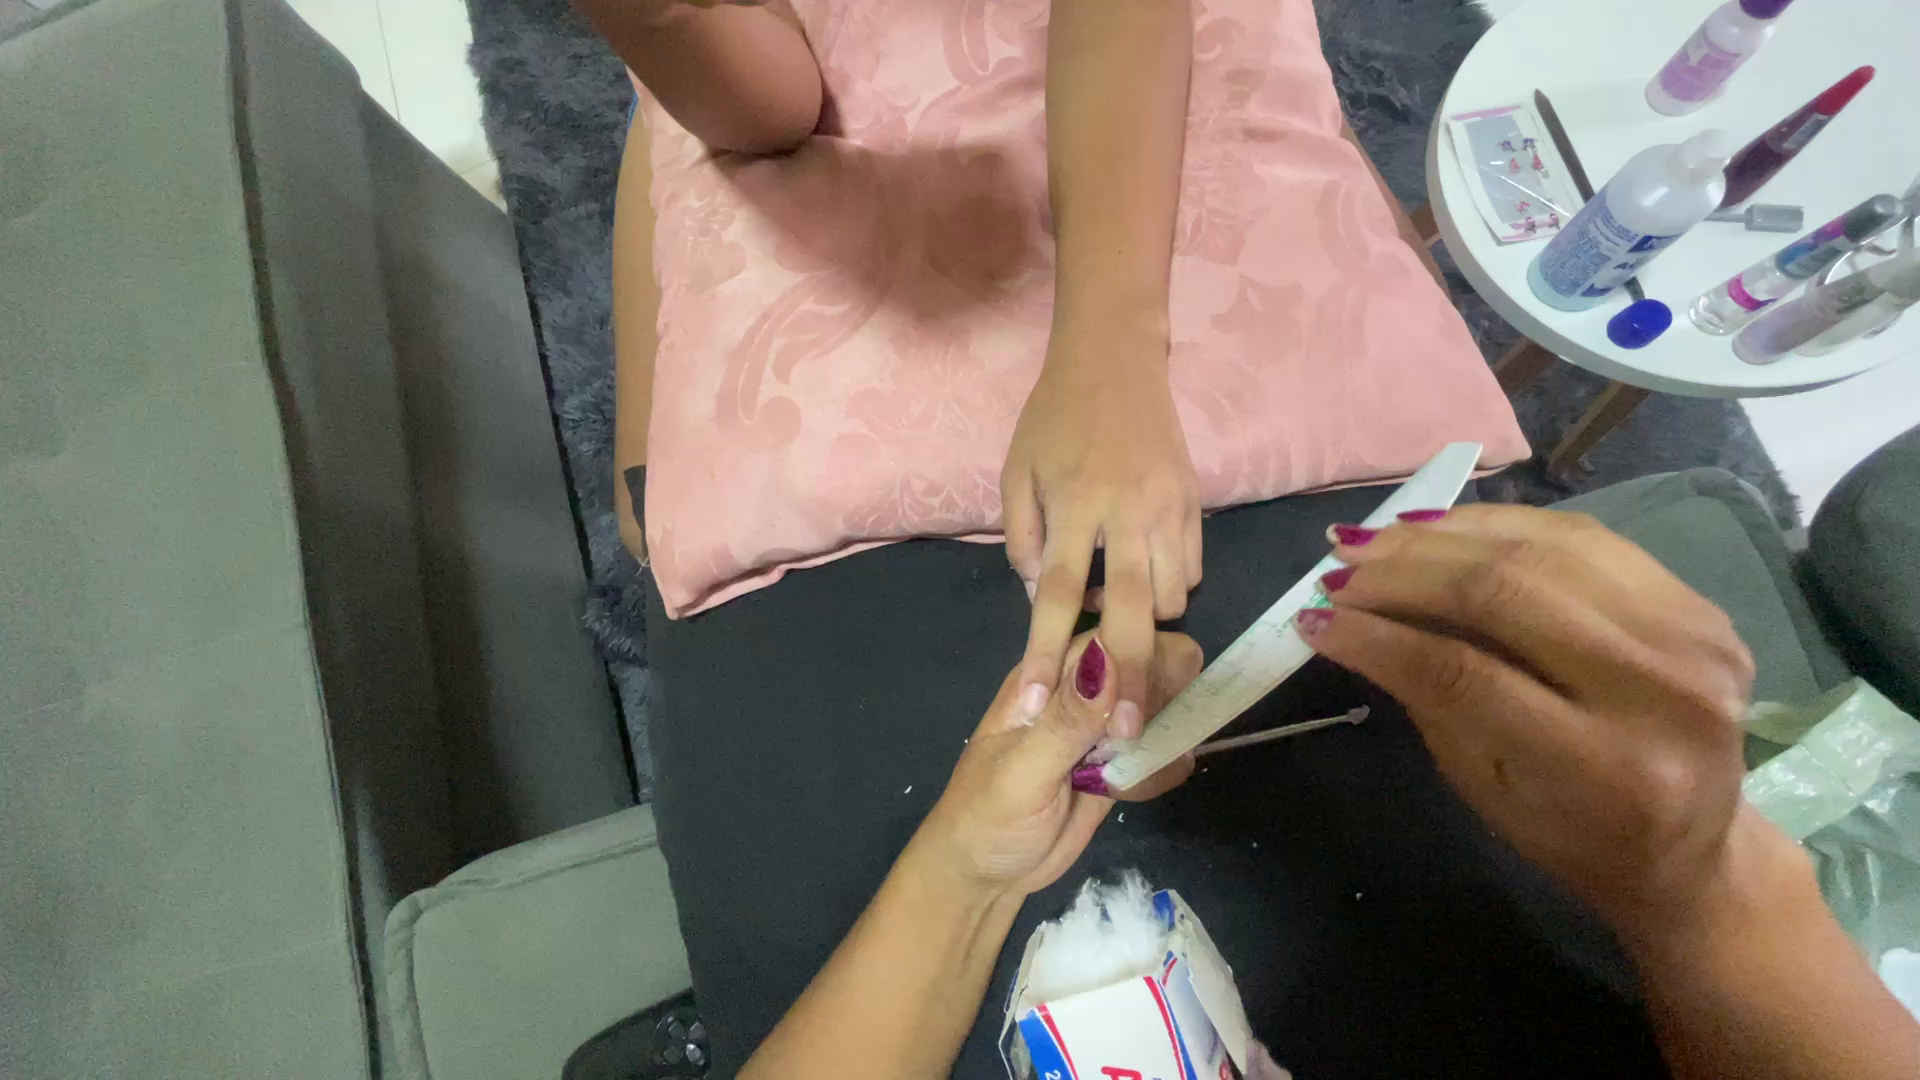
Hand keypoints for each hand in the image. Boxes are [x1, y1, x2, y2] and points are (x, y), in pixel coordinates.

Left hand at [911, 631, 1201, 897]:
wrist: (988, 874)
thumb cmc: (987, 816)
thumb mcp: (1022, 771)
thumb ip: (1065, 720)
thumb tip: (1106, 659)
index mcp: (1046, 673)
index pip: (1107, 635)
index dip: (1136, 658)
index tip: (1132, 718)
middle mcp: (1082, 688)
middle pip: (1150, 659)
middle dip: (1157, 698)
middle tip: (1128, 744)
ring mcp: (1105, 724)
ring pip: (1165, 701)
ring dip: (1163, 736)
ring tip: (1122, 773)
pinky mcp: (1123, 760)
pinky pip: (1164, 748)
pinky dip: (1161, 769)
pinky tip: (1125, 794)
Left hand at [1002, 321, 1200, 741]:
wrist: (1115, 360)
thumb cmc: (1053, 418)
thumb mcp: (1016, 473)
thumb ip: (1023, 540)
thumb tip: (1040, 600)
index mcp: (1075, 506)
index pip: (1058, 594)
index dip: (1045, 654)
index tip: (1038, 705)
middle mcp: (1129, 515)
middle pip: (1131, 613)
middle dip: (1123, 678)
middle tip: (1120, 729)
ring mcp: (1172, 510)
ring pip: (1171, 597)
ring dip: (1144, 622)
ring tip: (1117, 617)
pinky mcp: (1199, 505)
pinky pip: (1193, 569)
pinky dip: (1170, 588)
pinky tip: (1145, 578)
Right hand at [1296, 504, 1759, 944]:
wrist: (1692, 841)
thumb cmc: (1562, 827)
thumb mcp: (1476, 780)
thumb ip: (1425, 691)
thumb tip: (1349, 616)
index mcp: (1606, 767)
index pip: (1462, 674)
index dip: (1376, 637)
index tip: (1312, 617)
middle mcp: (1663, 692)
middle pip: (1502, 595)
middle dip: (1400, 574)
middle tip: (1336, 571)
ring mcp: (1692, 635)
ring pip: (1535, 549)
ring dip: (1436, 538)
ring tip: (1370, 541)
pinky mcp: (1696, 601)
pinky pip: (1575, 535)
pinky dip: (1490, 524)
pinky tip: (1432, 527)